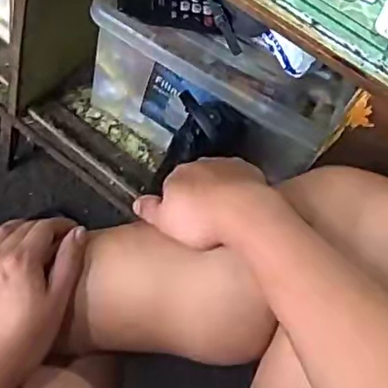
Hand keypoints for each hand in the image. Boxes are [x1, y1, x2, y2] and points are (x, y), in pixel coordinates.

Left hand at [0, 217, 86, 387]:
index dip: (61, 225)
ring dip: (14, 227)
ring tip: (25, 234)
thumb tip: (76, 233)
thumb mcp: (54, 308)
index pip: (45, 227)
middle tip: (52, 237)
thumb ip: (68, 264)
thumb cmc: (18, 348)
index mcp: (22, 260)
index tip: (71, 231)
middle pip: (21, 227)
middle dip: (40, 227)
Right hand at [132, 157, 281, 251]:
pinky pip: (240, 181)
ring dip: (219, 190)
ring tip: (223, 217)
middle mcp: (201, 164)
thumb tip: (138, 202)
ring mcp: (227, 165)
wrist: (243, 211)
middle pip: (196, 178)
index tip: (181, 219)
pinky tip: (241, 209)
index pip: (171, 183)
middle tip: (202, 221)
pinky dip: (238, 191)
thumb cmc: (200, 221)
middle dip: (198, 193)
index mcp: (178, 174)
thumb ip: (151, 211)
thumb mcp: (165, 223)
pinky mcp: (249, 171)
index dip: (176, 202)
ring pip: (218, 177)